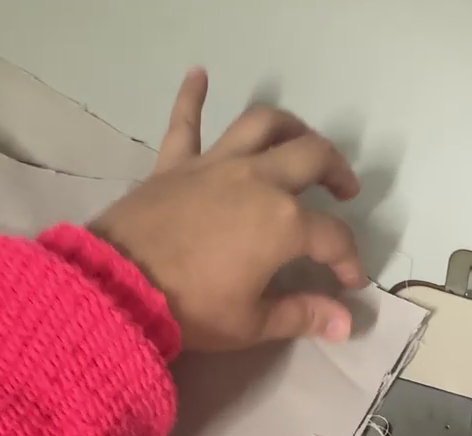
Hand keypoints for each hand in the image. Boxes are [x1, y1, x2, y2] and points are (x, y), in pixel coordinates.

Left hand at [91, 69, 368, 352]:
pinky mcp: (174, 163)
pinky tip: (199, 74)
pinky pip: (185, 121)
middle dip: (336, 172)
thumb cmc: (192, 310)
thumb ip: (302, 315)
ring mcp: (214, 165)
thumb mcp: (252, 324)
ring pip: (263, 126)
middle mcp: (257, 180)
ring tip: (301, 141)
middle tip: (344, 190)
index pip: (332, 237)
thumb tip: (346, 323)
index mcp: (283, 223)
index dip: (349, 260)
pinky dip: (192, 96)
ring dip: (290, 127)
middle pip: (311, 157)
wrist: (120, 288)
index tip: (351, 282)